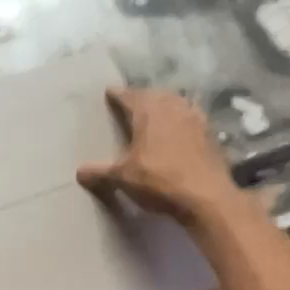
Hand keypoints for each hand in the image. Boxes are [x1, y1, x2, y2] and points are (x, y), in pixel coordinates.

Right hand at [77, 87, 245, 227]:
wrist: (207, 198)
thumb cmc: (159, 180)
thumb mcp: (123, 178)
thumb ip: (101, 172)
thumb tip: (79, 172)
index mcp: (147, 111)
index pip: (128, 95)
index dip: (117, 94)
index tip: (110, 92)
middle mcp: (171, 107)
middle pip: (154, 94)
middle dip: (142, 96)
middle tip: (132, 101)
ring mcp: (194, 118)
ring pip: (176, 102)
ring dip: (165, 104)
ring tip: (156, 111)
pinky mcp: (210, 134)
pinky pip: (193, 117)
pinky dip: (183, 118)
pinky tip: (181, 128)